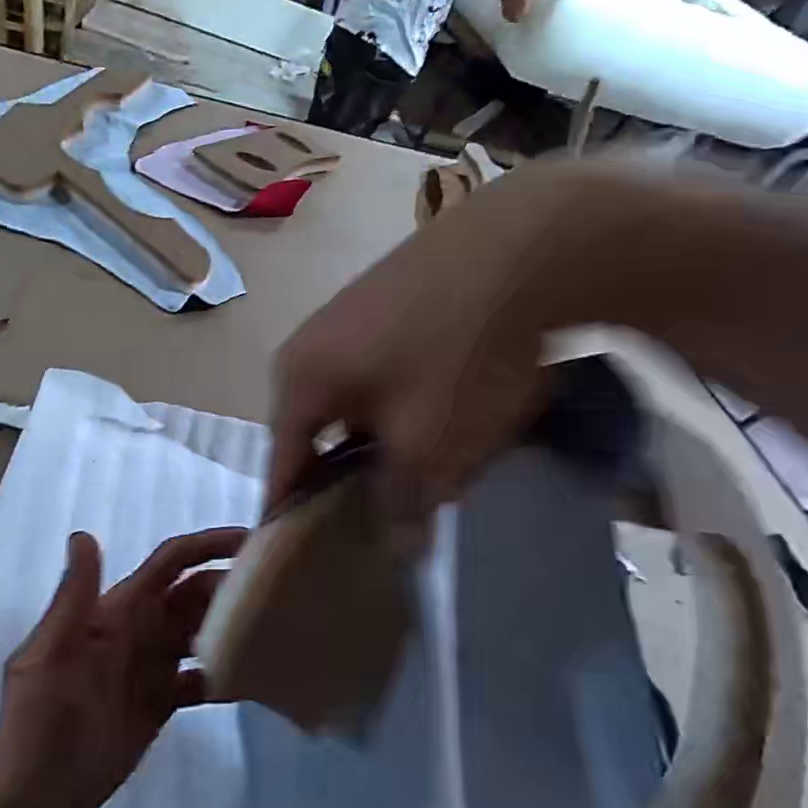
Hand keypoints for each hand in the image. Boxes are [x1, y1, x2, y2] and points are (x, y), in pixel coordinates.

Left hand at [0, 527, 246, 807]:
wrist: (34, 800)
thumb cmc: (38, 721)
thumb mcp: (47, 656)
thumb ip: (73, 598)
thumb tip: (83, 535)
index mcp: (119, 610)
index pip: (171, 563)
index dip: (208, 544)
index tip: (249, 539)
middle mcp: (142, 629)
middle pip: (196, 593)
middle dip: (230, 585)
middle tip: (273, 592)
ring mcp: (154, 665)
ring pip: (203, 630)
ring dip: (231, 625)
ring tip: (270, 629)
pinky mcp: (163, 701)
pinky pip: (202, 677)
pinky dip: (224, 673)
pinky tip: (247, 679)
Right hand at [269, 166, 582, 517]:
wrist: (525, 244)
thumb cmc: (460, 353)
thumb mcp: (429, 443)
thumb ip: (402, 499)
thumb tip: (396, 543)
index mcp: (301, 378)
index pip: (282, 465)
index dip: (297, 518)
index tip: (318, 562)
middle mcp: (315, 344)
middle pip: (322, 434)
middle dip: (355, 480)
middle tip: (391, 522)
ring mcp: (357, 318)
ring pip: (363, 405)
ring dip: (390, 443)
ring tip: (431, 476)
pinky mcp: (397, 304)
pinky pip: (392, 375)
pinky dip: (414, 407)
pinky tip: (454, 418)